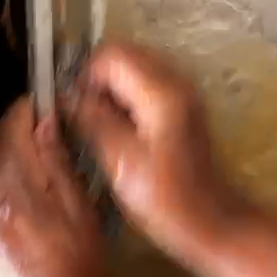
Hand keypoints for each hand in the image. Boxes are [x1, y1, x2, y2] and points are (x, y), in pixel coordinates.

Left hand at [0, 98, 103, 276]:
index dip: (31, 113)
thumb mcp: (83, 220)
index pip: (12, 125)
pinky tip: (18, 220)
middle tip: (52, 158)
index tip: (49, 113)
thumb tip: (45, 122)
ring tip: (37, 195)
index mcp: (14, 190)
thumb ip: (59, 166)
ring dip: (9, 169)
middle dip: (23, 143)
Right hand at [66, 41, 249, 257]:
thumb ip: (92, 120)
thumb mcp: (120, 161)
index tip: (73, 107)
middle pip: (125, 55)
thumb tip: (66, 97)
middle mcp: (176, 81)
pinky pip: (147, 83)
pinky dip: (127, 96)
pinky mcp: (183, 106)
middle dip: (98, 78)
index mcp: (161, 92)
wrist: (210, 221)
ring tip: (99, 124)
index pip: (112, 55)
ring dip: (112, 88)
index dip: (85, 75)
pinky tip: (119, 129)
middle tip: (84, 115)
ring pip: (135, 68)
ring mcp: (183, 92)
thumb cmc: (164, 198)